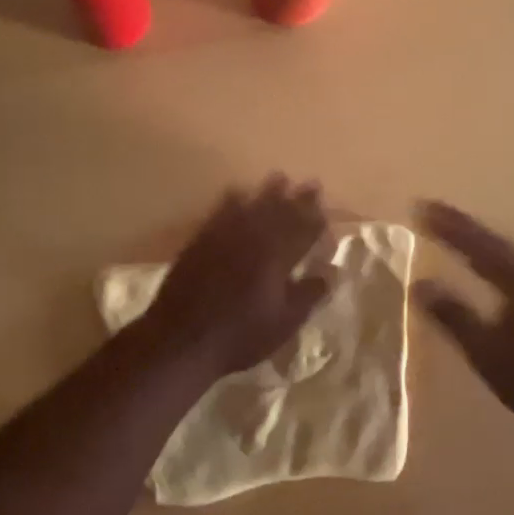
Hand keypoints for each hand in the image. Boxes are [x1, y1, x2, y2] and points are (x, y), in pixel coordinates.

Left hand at [141, 174, 332, 376]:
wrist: (182, 337)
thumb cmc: (239, 337)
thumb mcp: (283, 323)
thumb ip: (307, 295)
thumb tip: (330, 271)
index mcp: (277, 258)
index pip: (303, 231)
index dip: (316, 218)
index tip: (326, 206)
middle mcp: (253, 238)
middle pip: (280, 211)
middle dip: (298, 198)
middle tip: (311, 183)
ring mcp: (224, 235)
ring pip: (252, 204)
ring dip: (268, 191)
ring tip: (280, 177)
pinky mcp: (201, 238)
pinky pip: (221, 209)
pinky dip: (233, 198)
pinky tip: (236, 191)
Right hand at [414, 200, 513, 433]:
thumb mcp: (487, 352)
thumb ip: (454, 316)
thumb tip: (419, 284)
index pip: (479, 243)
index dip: (448, 225)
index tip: (419, 206)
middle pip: (497, 244)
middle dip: (463, 229)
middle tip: (432, 214)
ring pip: (511, 257)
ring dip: (481, 245)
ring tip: (455, 236)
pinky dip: (497, 263)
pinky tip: (489, 271)